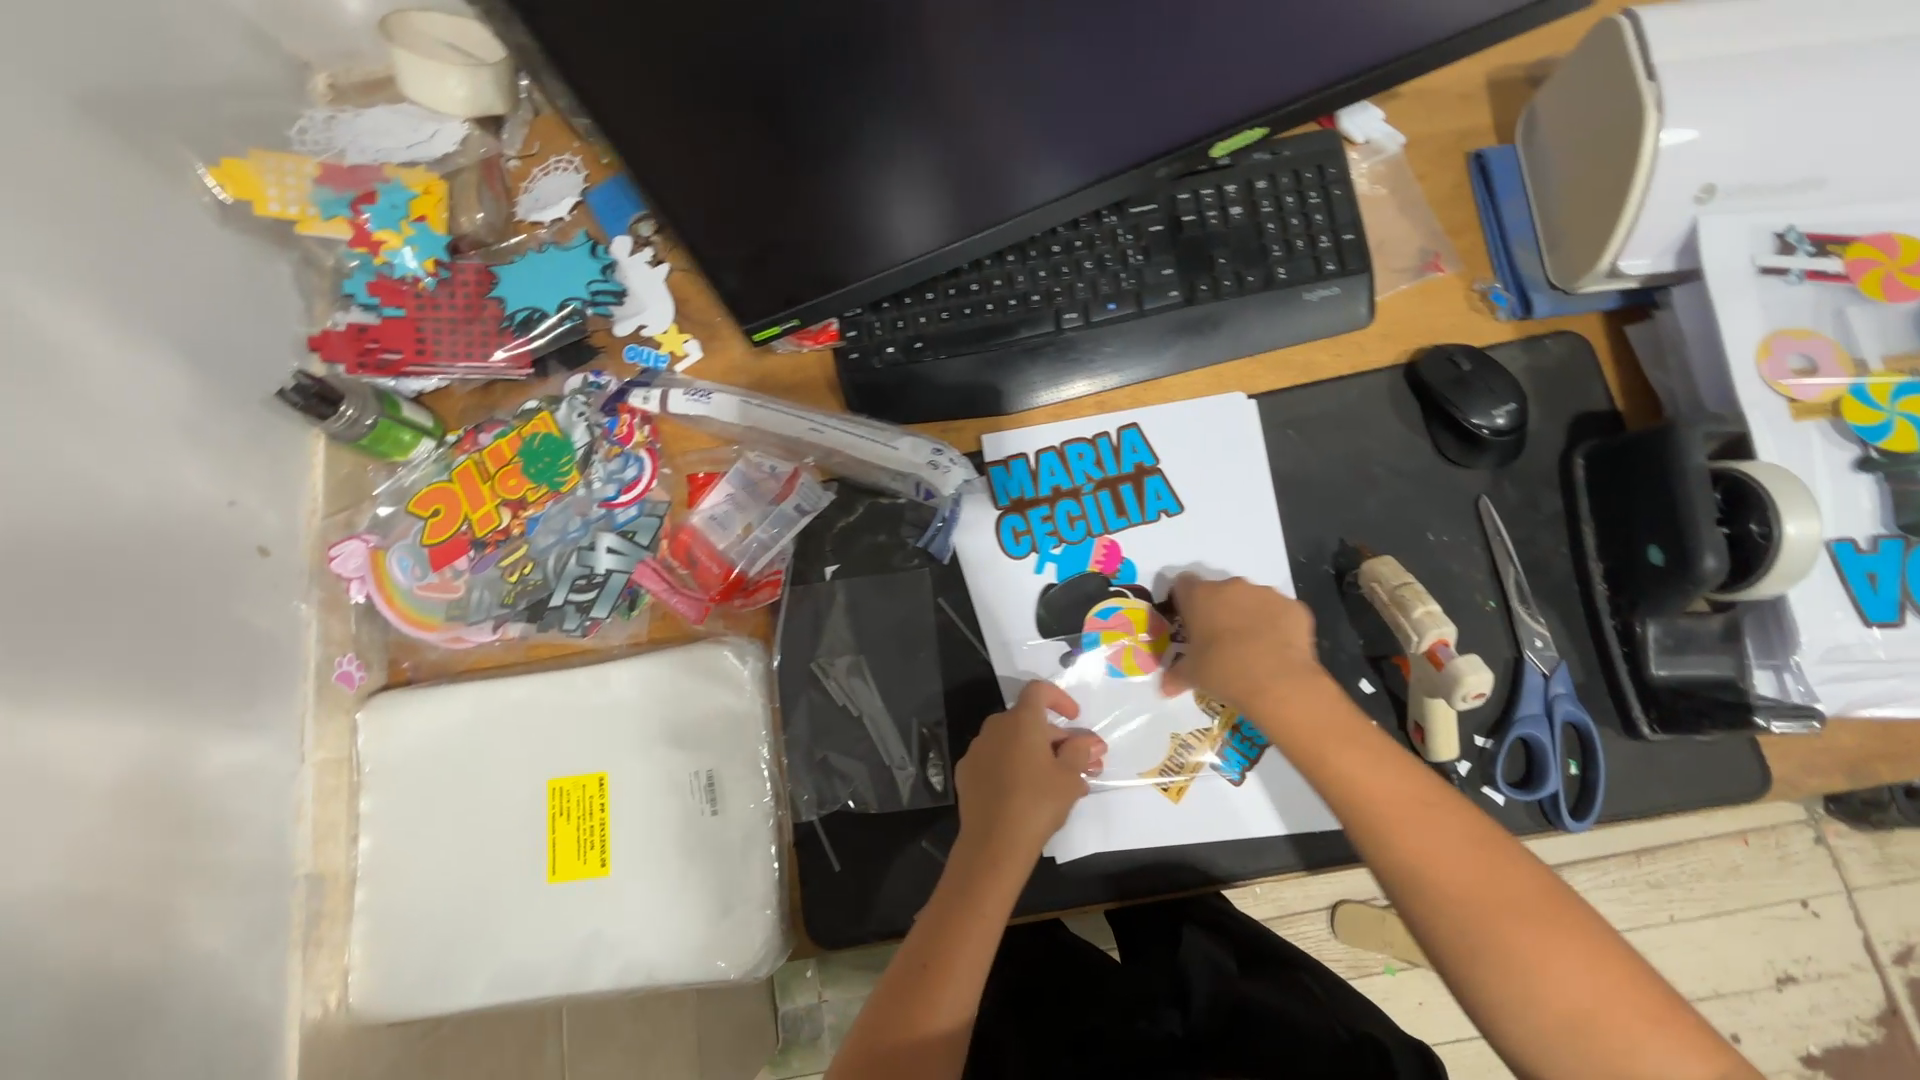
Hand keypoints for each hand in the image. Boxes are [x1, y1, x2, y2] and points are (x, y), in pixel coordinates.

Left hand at [954, 681, 1106, 860]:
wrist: (993, 843)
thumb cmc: (1038, 803)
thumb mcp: (1070, 777)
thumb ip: (1080, 752)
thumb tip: (1089, 742)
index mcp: (1021, 721)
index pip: (1038, 691)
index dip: (1059, 698)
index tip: (1075, 718)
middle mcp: (995, 727)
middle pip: (1029, 721)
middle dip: (1057, 739)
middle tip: (1082, 764)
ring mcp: (977, 750)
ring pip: (1014, 743)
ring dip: (1038, 754)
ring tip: (1062, 784)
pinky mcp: (967, 773)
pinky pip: (997, 760)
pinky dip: (1015, 767)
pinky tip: (1030, 794)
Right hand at [1162, 574, 1333, 719]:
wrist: (1278, 682)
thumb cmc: (1223, 671)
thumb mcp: (1191, 676)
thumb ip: (1175, 675)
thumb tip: (1165, 687)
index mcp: (1200, 596)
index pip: (1183, 584)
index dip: (1184, 601)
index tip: (1188, 623)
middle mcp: (1232, 586)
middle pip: (1220, 591)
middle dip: (1219, 610)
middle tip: (1220, 641)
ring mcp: (1266, 594)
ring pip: (1252, 600)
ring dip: (1249, 616)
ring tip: (1252, 648)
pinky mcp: (1294, 607)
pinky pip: (1279, 612)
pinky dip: (1277, 626)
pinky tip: (1277, 651)